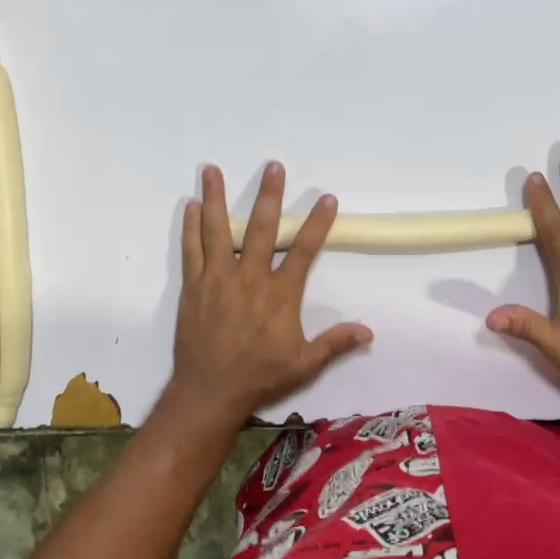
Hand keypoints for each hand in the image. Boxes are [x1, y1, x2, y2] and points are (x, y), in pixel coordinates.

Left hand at [170, 162, 373, 418]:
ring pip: (218, 230)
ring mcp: (218, 280)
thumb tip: (368, 331)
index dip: (317, 223)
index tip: (327, 198)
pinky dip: (190, 227)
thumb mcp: (304, 364)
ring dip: (217, 198)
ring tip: (212, 169)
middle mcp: (250, 278)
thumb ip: (335, 342)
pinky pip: (191, 250)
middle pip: (262, 228)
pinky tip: (191, 205)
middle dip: (269, 195)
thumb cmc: (260, 377)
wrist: (209, 392)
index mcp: (280, 295)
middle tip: (272, 166)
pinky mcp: (193, 287)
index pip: (304, 251)